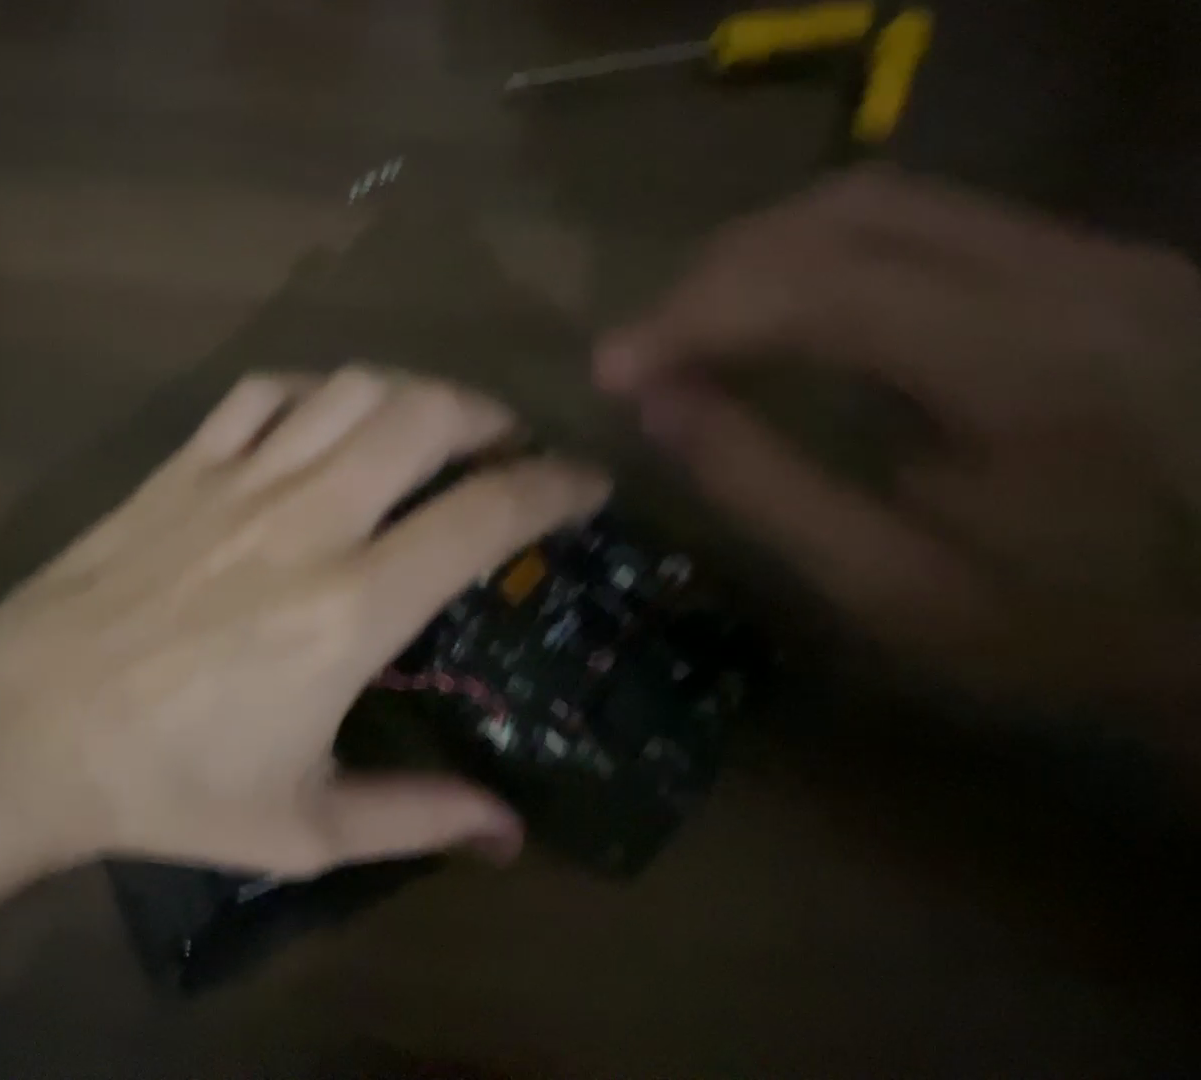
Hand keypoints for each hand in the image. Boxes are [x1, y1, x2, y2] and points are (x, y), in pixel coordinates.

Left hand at [0, 366, 608, 879]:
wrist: (25, 732)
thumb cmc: (165, 787)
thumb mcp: (302, 827)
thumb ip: (415, 819)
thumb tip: (507, 830)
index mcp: (352, 608)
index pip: (482, 516)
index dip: (552, 486)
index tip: (585, 483)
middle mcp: (306, 521)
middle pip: (424, 417)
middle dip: (488, 415)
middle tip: (508, 446)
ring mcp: (236, 481)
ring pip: (350, 389)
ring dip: (411, 392)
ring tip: (430, 425)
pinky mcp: (178, 469)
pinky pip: (262, 394)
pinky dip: (314, 391)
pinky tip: (324, 419)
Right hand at [595, 166, 1200, 716]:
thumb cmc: (1067, 629)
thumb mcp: (888, 586)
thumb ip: (761, 486)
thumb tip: (653, 402)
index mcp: (1026, 370)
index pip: (820, 287)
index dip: (691, 316)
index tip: (607, 370)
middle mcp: (1071, 277)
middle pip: (843, 216)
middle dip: (714, 276)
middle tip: (645, 352)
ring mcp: (1091, 256)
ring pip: (878, 204)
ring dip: (759, 258)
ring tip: (694, 331)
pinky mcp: (1088, 263)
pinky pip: (917, 223)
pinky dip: (815, 258)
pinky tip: (775, 316)